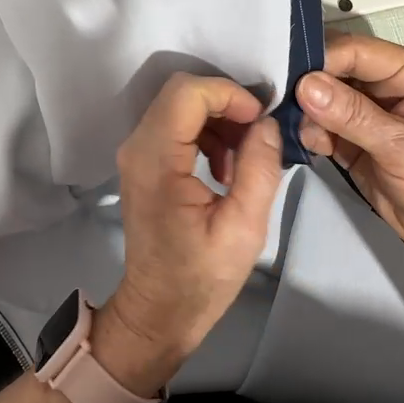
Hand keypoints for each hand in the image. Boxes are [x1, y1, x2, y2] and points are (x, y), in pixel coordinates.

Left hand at [99, 73, 283, 390]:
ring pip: (179, 106)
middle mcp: (137, 146)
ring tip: (244, 161)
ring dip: (217, 120)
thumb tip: (267, 123)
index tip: (260, 120)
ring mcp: (136, 152)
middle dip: (225, 104)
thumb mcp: (244, 228)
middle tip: (258, 136)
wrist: (159, 309)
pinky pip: (175, 125)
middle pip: (181, 93)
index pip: (186, 93)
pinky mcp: (143, 161)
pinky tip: (225, 169)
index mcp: (156, 159)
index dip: (228, 94)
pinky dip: (205, 133)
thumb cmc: (200, 277)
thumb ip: (258, 169)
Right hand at [294, 35, 403, 263]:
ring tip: (300, 131)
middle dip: (307, 83)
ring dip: (305, 111)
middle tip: (278, 100)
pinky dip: (309, 130)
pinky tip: (308, 144)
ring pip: (321, 94)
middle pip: (334, 68)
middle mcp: (388, 84)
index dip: (322, 60)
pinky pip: (320, 122)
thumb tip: (305, 85)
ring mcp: (368, 111)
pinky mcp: (352, 137)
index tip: (288, 78)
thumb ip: (353, 116)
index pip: (357, 51)